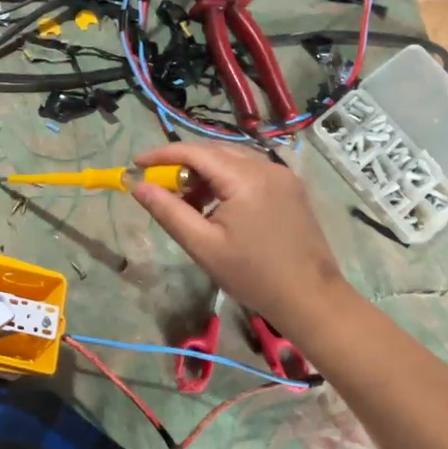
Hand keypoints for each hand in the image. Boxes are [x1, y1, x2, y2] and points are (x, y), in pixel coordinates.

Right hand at [129, 141, 353, 322]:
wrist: (311, 297)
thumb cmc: (252, 274)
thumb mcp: (202, 245)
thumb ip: (168, 211)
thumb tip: (138, 186)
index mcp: (245, 179)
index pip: (194, 152)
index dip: (162, 154)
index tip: (136, 164)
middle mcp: (266, 167)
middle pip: (213, 151)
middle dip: (181, 163)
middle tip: (158, 185)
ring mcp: (282, 176)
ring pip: (232, 159)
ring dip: (203, 171)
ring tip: (186, 201)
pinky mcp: (290, 188)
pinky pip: (249, 170)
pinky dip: (225, 179)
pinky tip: (215, 205)